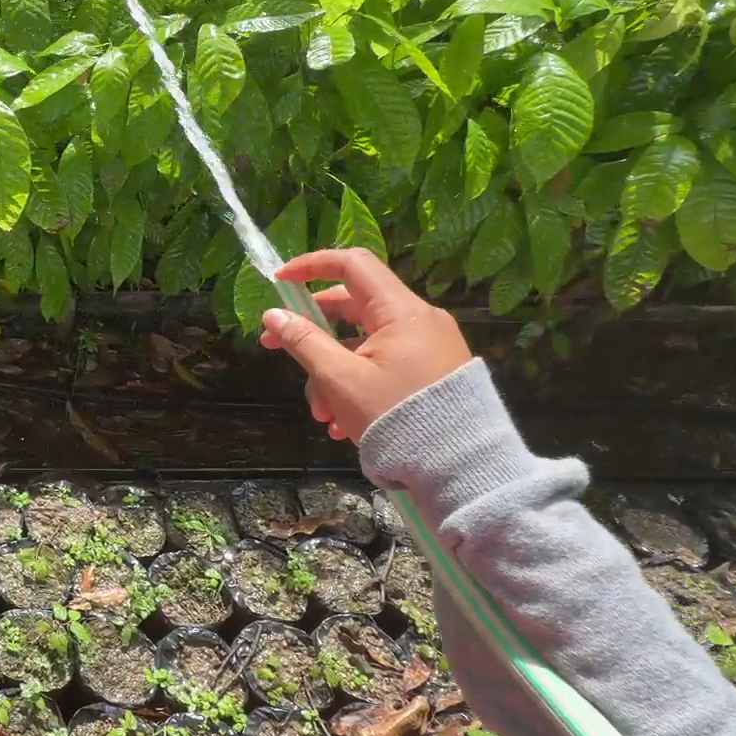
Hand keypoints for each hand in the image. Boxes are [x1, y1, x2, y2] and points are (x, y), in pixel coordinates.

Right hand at [260, 247, 472, 441]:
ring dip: (330, 373)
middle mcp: (419, 321)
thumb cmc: (395, 415)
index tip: (279, 283)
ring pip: (362, 344)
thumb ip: (303, 341)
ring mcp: (428, 348)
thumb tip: (274, 316)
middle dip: (311, 334)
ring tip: (322, 415)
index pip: (352, 265)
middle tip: (275, 350)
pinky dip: (355, 384)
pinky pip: (382, 365)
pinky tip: (341, 422)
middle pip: (352, 309)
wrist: (462, 469)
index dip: (311, 266)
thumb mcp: (338, 378)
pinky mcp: (430, 373)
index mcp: (401, 312)